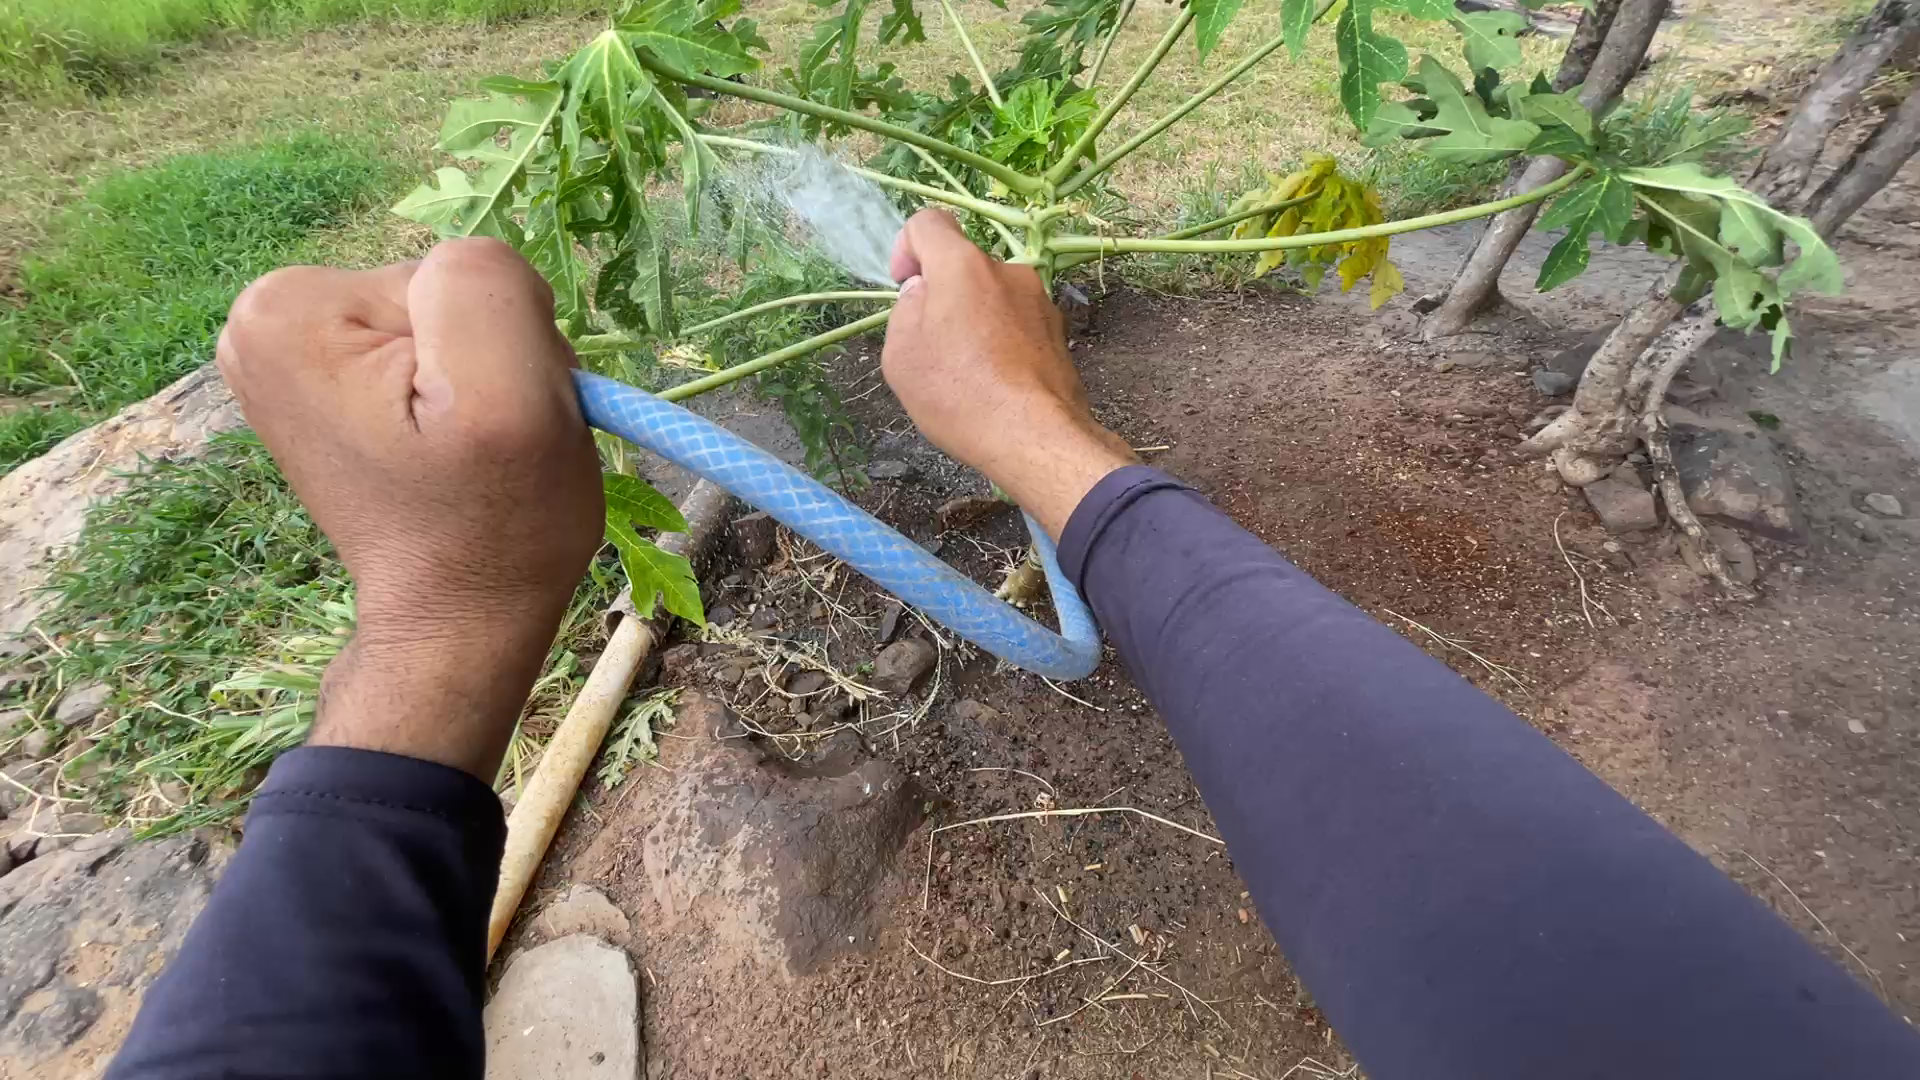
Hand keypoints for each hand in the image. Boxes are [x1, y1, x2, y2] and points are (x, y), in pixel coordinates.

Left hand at [217, 238, 602, 780]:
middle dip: (499, 363)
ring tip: (484, 454)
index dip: (513, 347)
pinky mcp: (333, 395)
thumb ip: (492, 292)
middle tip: (503, 440)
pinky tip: (462, 455)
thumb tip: (496, 273)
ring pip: (451, 333)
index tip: (508, 419)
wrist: (462, 617)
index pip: (459, 278)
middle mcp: (269, 321)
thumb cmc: (499, 523)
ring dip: (490, 386)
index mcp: (292, 311)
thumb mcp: (512, 399)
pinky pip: (432, 364)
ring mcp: (297, 361)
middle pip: (447, 301)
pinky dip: (468, 404)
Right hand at [883, 210, 1134, 537]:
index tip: (904, 287)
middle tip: (932, 348)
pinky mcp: (1059, 334)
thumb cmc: (958, 395)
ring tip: (967, 375)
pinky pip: (1017, 326)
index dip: (906, 248)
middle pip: (964, 268)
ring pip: (992, 299)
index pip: (929, 223)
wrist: (1034, 438)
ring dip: (975, 323)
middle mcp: (1008, 272)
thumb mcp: (901, 355)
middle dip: (943, 297)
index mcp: (963, 266)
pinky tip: (996, 385)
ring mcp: (1040, 302)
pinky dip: (1001, 344)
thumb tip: (923, 292)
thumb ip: (904, 310)